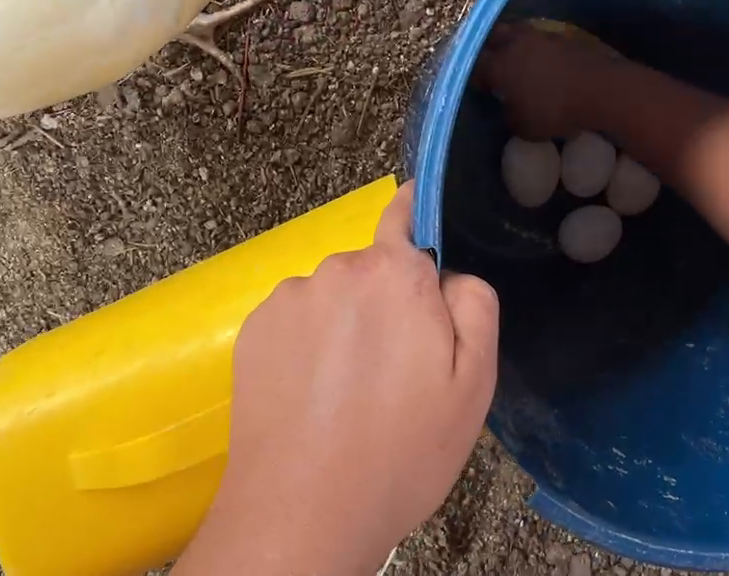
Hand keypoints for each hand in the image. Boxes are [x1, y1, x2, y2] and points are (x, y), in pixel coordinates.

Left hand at [176, 182, 498, 575]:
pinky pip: (296, 319)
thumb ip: (475, 304)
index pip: (407, 210)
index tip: (428, 244)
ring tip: (352, 389)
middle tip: (399, 364)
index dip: (422, 216)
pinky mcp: (253, 330)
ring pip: (334, 294)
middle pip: (375, 266)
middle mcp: (337, 269)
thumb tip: (451, 274)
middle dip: (391, 298)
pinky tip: (315, 394)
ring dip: (347, 322)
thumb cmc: (400, 451)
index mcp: (395, 273)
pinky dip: (308, 343)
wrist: (300, 517)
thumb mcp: (474, 384)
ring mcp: (289, 299)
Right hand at [475, 21, 629, 139]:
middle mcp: (517, 43)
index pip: (476, 65)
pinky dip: (539, 49)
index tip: (481, 88)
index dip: (475, 76)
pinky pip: (543, 40)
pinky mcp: (565, 37)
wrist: (600, 89)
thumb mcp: (524, 127)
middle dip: (491, 48)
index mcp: (500, 64)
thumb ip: (509, 116)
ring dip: (516, 44)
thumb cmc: (556, 111)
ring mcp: (543, 37)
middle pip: (495, 36)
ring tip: (520, 62)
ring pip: (520, 33)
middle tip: (495, 65)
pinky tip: (546, 64)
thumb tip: (508, 109)